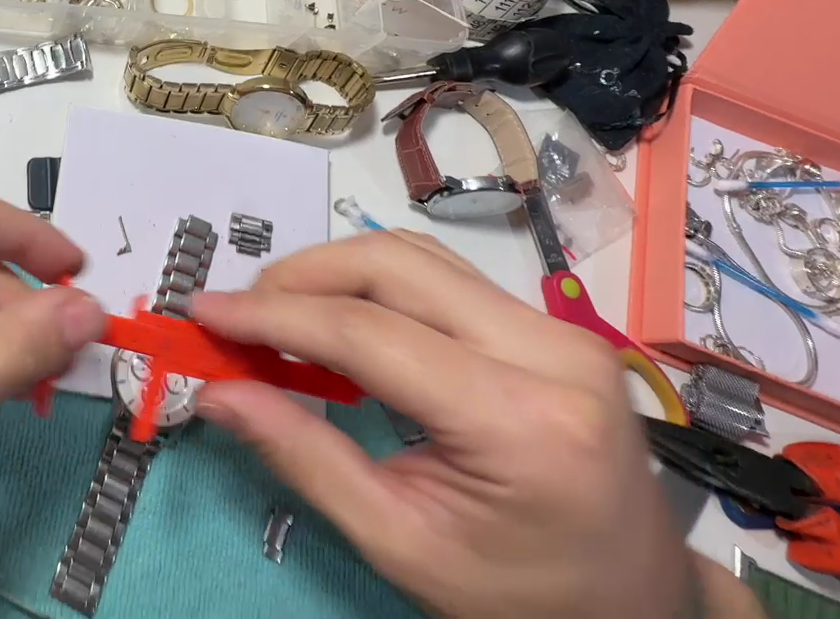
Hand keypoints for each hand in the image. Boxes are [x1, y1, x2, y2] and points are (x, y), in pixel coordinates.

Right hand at [190, 231, 702, 618]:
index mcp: (521, 421)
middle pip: (391, 267)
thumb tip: (215, 392)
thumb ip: (301, 456)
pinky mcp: (546, 323)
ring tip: (276, 312)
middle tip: (238, 314)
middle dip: (297, 277)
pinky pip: (436, 272)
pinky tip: (334, 312)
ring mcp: (556, 327)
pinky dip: (368, 279)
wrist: (636, 609)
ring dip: (329, 270)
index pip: (368, 333)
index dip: (272, 315)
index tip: (204, 312)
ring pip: (412, 255)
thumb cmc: (516, 597)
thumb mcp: (397, 543)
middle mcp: (549, 350)